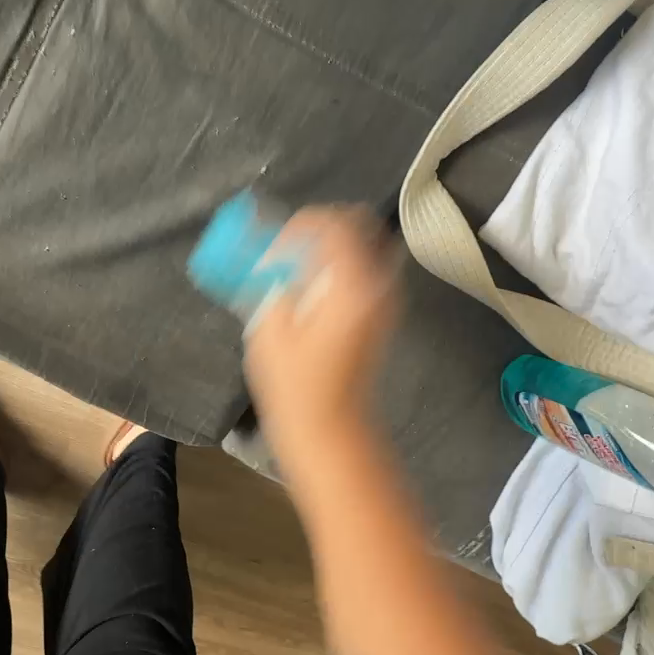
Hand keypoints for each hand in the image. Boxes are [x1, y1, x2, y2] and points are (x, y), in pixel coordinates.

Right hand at [243, 205, 399, 445]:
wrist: (330, 429)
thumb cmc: (295, 385)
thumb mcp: (269, 328)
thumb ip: (270, 283)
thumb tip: (268, 259)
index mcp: (351, 284)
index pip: (335, 225)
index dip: (300, 225)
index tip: (274, 245)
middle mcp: (377, 286)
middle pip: (359, 230)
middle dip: (320, 231)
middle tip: (289, 248)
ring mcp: (385, 304)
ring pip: (364, 251)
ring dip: (330, 251)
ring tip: (297, 272)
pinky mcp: (380, 320)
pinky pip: (365, 276)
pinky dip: (340, 271)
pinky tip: (311, 294)